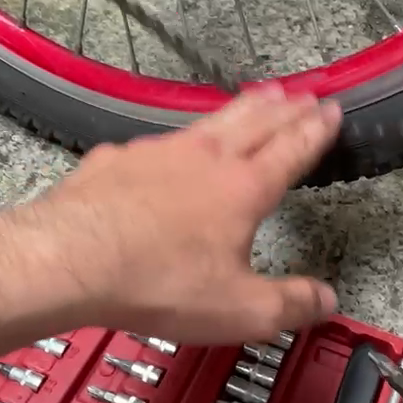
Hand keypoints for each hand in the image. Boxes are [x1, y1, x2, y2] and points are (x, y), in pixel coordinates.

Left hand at [25, 85, 341, 344]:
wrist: (70, 259)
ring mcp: (157, 152)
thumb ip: (291, 304)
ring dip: (240, 108)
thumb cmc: (158, 282)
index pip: (292, 149)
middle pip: (255, 120)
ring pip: (210, 120)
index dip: (316, 128)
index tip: (332, 109)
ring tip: (257, 99)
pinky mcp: (117, 159)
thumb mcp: (239, 310)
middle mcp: (205, 159)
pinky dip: (177, 139)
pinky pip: (157, 141)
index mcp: (242, 189)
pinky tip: (169, 148)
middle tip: (304, 92)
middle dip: (285, 105)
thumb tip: (327, 300)